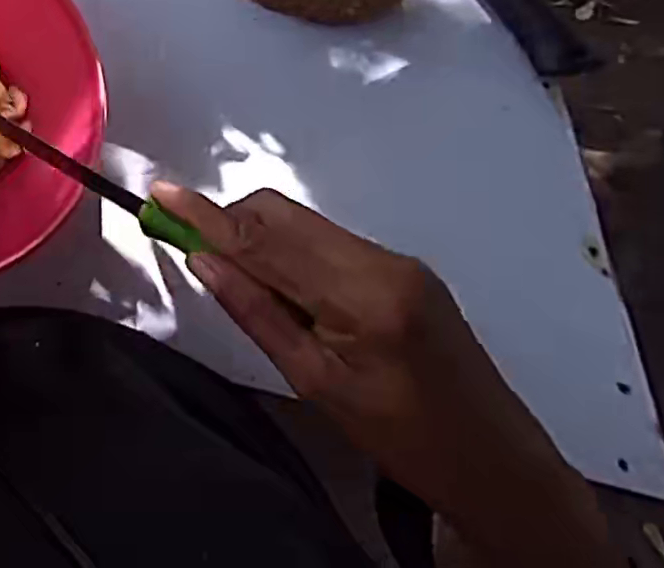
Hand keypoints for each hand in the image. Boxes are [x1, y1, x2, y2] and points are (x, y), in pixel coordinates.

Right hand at [154, 183, 619, 567]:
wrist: (503, 470)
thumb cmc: (404, 439)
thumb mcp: (314, 383)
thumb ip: (254, 312)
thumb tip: (202, 259)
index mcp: (362, 298)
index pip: (262, 241)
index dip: (203, 215)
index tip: (159, 193)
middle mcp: (381, 263)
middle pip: (279, 215)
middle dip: (228, 223)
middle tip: (196, 253)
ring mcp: (395, 260)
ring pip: (297, 222)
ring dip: (255, 238)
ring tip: (244, 283)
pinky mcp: (400, 267)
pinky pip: (321, 238)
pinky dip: (285, 249)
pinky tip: (284, 289)